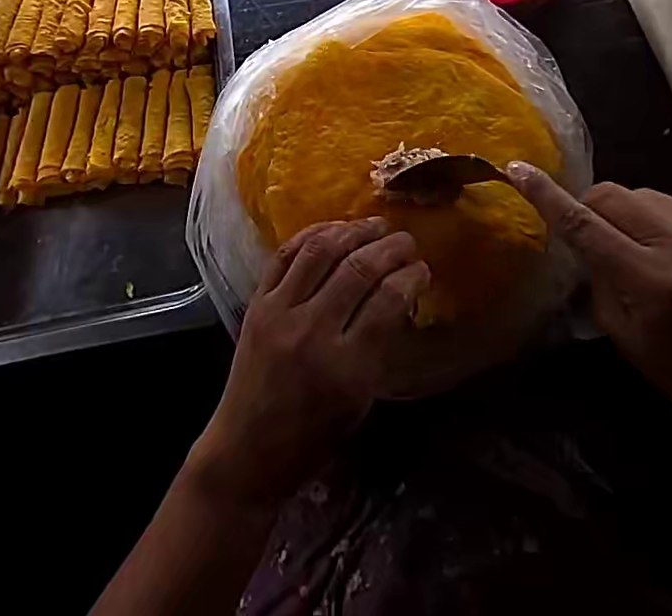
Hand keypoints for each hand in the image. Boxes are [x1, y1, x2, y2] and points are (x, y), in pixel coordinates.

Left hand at [188, 219, 429, 506]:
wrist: (249, 446)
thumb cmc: (314, 436)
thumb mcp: (361, 400)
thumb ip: (379, 347)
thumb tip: (398, 297)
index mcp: (348, 365)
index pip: (388, 301)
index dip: (411, 276)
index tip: (422, 268)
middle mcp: (313, 330)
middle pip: (358, 269)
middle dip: (389, 247)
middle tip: (406, 239)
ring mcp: (280, 311)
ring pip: (319, 252)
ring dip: (351, 231)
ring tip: (373, 224)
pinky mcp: (256, 302)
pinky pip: (284, 256)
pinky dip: (310, 236)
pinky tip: (332, 229)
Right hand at [508, 164, 671, 456]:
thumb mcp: (622, 332)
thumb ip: (597, 276)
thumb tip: (580, 235)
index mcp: (654, 284)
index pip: (585, 225)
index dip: (547, 196)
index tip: (518, 169)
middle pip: (618, 195)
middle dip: (594, 206)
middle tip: (593, 232)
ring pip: (652, 197)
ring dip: (633, 215)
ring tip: (642, 249)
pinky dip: (669, 228)